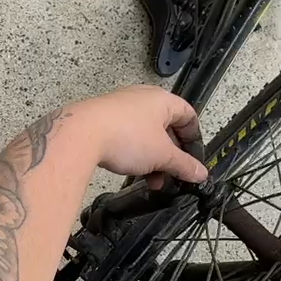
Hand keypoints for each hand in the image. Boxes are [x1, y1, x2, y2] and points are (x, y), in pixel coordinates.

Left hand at [60, 86, 206, 183]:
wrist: (81, 135)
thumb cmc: (125, 136)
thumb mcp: (162, 156)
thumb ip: (184, 165)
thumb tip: (199, 173)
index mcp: (162, 100)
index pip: (188, 115)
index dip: (194, 138)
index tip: (193, 159)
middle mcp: (142, 98)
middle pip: (166, 127)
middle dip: (171, 155)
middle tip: (173, 175)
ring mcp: (121, 107)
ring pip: (146, 134)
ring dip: (153, 159)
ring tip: (153, 182)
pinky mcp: (104, 118)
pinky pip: (127, 136)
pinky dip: (135, 153)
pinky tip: (133, 172)